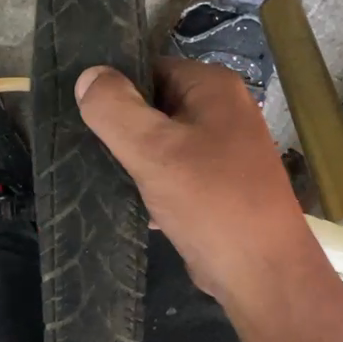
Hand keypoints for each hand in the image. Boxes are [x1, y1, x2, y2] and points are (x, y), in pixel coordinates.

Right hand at [76, 59, 325, 297]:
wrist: (261, 272)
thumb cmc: (211, 201)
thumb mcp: (154, 150)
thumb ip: (115, 110)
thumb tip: (88, 75)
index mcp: (213, 88)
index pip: (150, 69)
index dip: (115, 89)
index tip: (81, 114)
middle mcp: (223, 112)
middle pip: (155, 108)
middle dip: (122, 130)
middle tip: (85, 150)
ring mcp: (223, 153)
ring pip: (162, 146)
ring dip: (135, 163)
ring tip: (100, 178)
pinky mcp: (217, 189)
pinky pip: (174, 177)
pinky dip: (153, 189)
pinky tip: (131, 206)